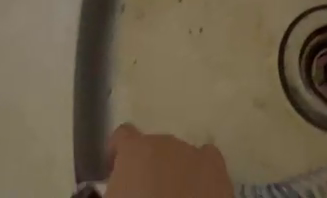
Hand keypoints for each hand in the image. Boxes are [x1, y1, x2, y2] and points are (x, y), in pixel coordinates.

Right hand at [104, 124, 232, 197]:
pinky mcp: (218, 171)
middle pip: (154, 147)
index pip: (123, 136)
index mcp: (135, 151)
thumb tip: (108, 192)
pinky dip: (202, 173)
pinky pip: (207, 160)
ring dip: (174, 171)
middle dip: (149, 167)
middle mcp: (165, 144)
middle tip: (145, 196)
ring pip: (180, 155)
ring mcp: (194, 155)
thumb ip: (108, 192)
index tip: (114, 173)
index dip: (117, 153)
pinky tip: (198, 191)